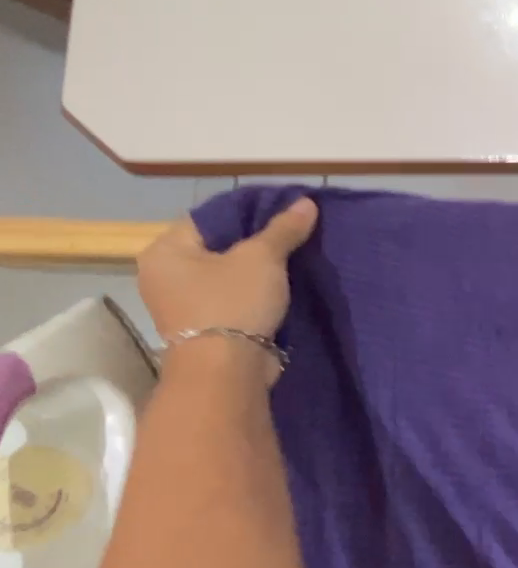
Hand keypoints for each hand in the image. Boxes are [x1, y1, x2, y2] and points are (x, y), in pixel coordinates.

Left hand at [138, 199, 318, 344]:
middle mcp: (161, 272)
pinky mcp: (200, 322)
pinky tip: (279, 288)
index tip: (285, 215)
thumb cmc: (233, 301)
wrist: (226, 365)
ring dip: (254, 268)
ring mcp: (178, 300)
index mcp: (164, 250)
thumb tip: (306, 202)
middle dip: (254, 242)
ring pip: (224, 272)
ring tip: (292, 261)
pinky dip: (251, 290)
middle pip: (217, 245)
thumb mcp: (263, 259)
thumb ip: (283, 229)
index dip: (248, 213)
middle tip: (293, 237)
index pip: (209, 218)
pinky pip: (228, 294)